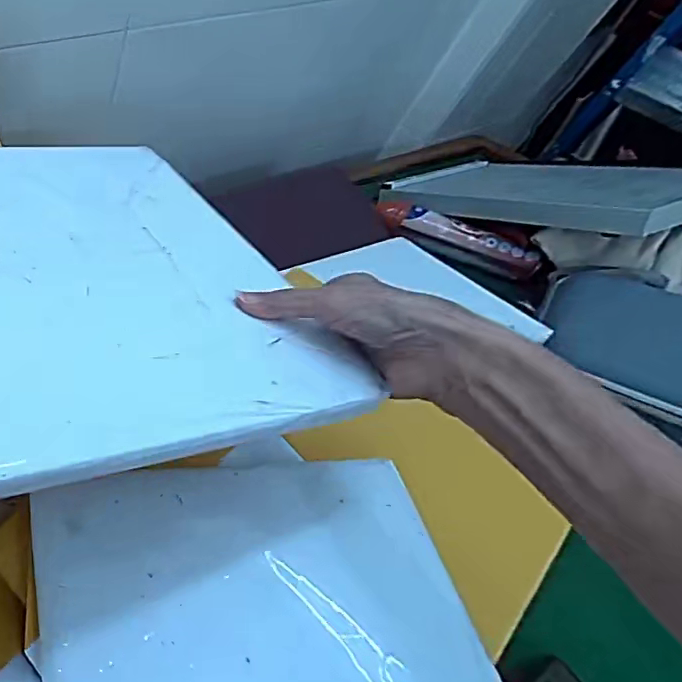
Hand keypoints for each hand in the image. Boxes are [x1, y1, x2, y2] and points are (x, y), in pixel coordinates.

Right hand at [234, 273, 505, 401]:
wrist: (437, 355)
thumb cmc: (394, 315)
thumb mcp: (330, 300)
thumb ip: (286, 303)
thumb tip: (243, 299)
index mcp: (343, 293)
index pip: (298, 300)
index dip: (272, 309)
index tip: (244, 318)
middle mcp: (347, 321)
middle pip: (301, 330)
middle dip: (279, 339)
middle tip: (244, 347)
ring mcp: (352, 350)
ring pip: (310, 357)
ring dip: (294, 363)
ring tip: (256, 369)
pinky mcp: (357, 378)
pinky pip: (324, 382)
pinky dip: (309, 385)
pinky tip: (287, 387)